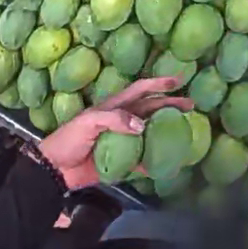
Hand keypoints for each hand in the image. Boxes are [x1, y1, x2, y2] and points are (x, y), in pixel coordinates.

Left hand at [38, 76, 192, 188]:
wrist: (56, 168)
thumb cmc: (69, 139)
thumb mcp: (88, 123)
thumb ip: (114, 120)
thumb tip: (142, 125)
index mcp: (113, 106)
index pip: (139, 90)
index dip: (157, 83)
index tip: (177, 80)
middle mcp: (120, 120)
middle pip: (150, 109)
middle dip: (170, 105)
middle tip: (191, 106)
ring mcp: (121, 140)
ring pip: (149, 132)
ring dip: (166, 131)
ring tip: (185, 133)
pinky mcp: (120, 160)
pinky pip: (141, 159)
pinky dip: (154, 161)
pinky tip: (167, 164)